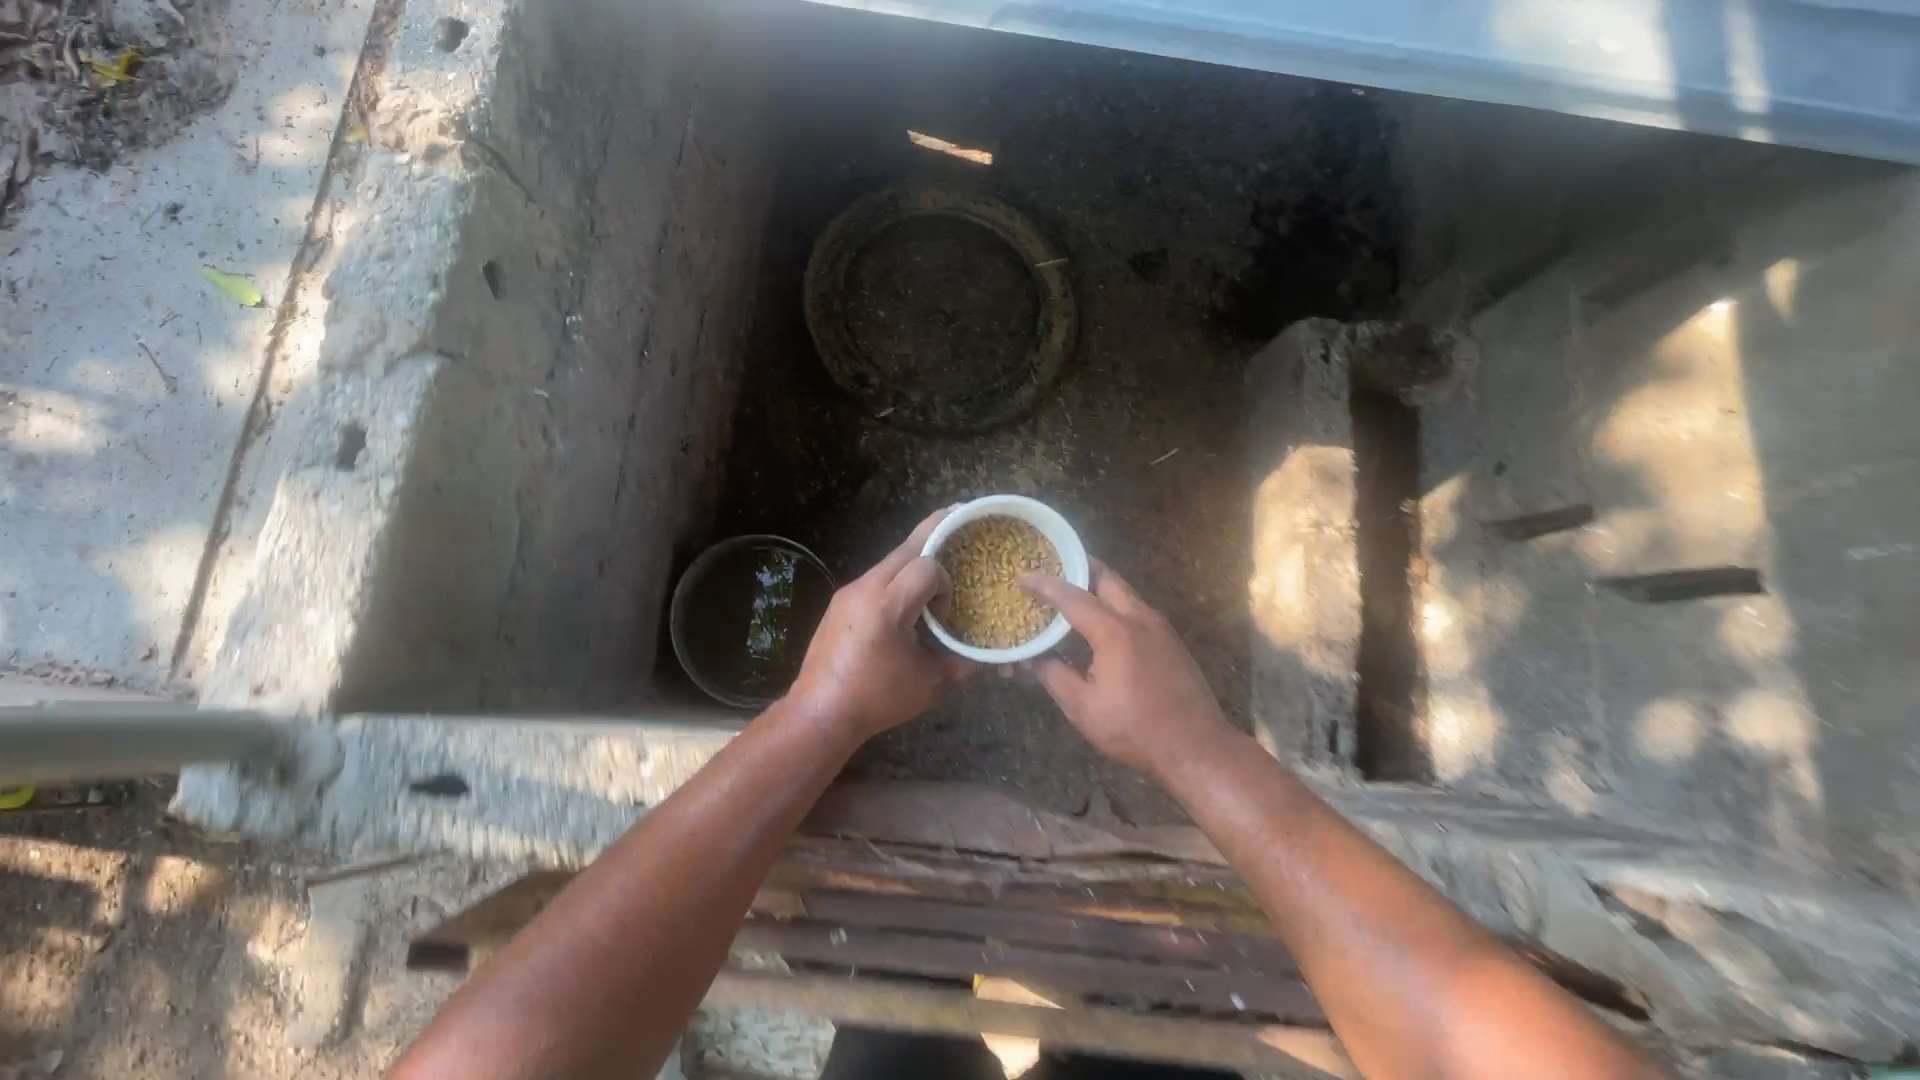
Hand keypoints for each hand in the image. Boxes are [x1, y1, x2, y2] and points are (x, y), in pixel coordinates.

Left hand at [788, 507, 978, 742]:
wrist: (820, 714)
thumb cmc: (877, 700)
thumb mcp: (931, 685)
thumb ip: (963, 662)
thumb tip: (988, 654)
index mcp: (888, 606)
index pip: (927, 567)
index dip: (946, 583)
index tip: (947, 614)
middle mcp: (865, 589)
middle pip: (907, 548)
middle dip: (936, 534)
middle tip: (960, 515)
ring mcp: (848, 593)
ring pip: (889, 561)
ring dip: (915, 559)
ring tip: (940, 559)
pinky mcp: (840, 603)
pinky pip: (876, 578)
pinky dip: (897, 577)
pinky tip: (909, 595)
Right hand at [1019, 560, 1233, 775]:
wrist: (1196, 746)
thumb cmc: (1135, 729)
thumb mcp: (1083, 708)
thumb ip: (1054, 676)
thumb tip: (1031, 660)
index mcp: (1114, 631)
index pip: (1072, 596)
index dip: (1044, 585)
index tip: (1022, 578)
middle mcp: (1139, 618)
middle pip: (1106, 578)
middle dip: (1077, 568)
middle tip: (1052, 568)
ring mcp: (1160, 627)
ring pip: (1124, 592)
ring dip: (1097, 586)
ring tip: (1071, 592)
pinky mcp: (1170, 641)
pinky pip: (1136, 609)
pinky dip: (1114, 604)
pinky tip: (1101, 622)